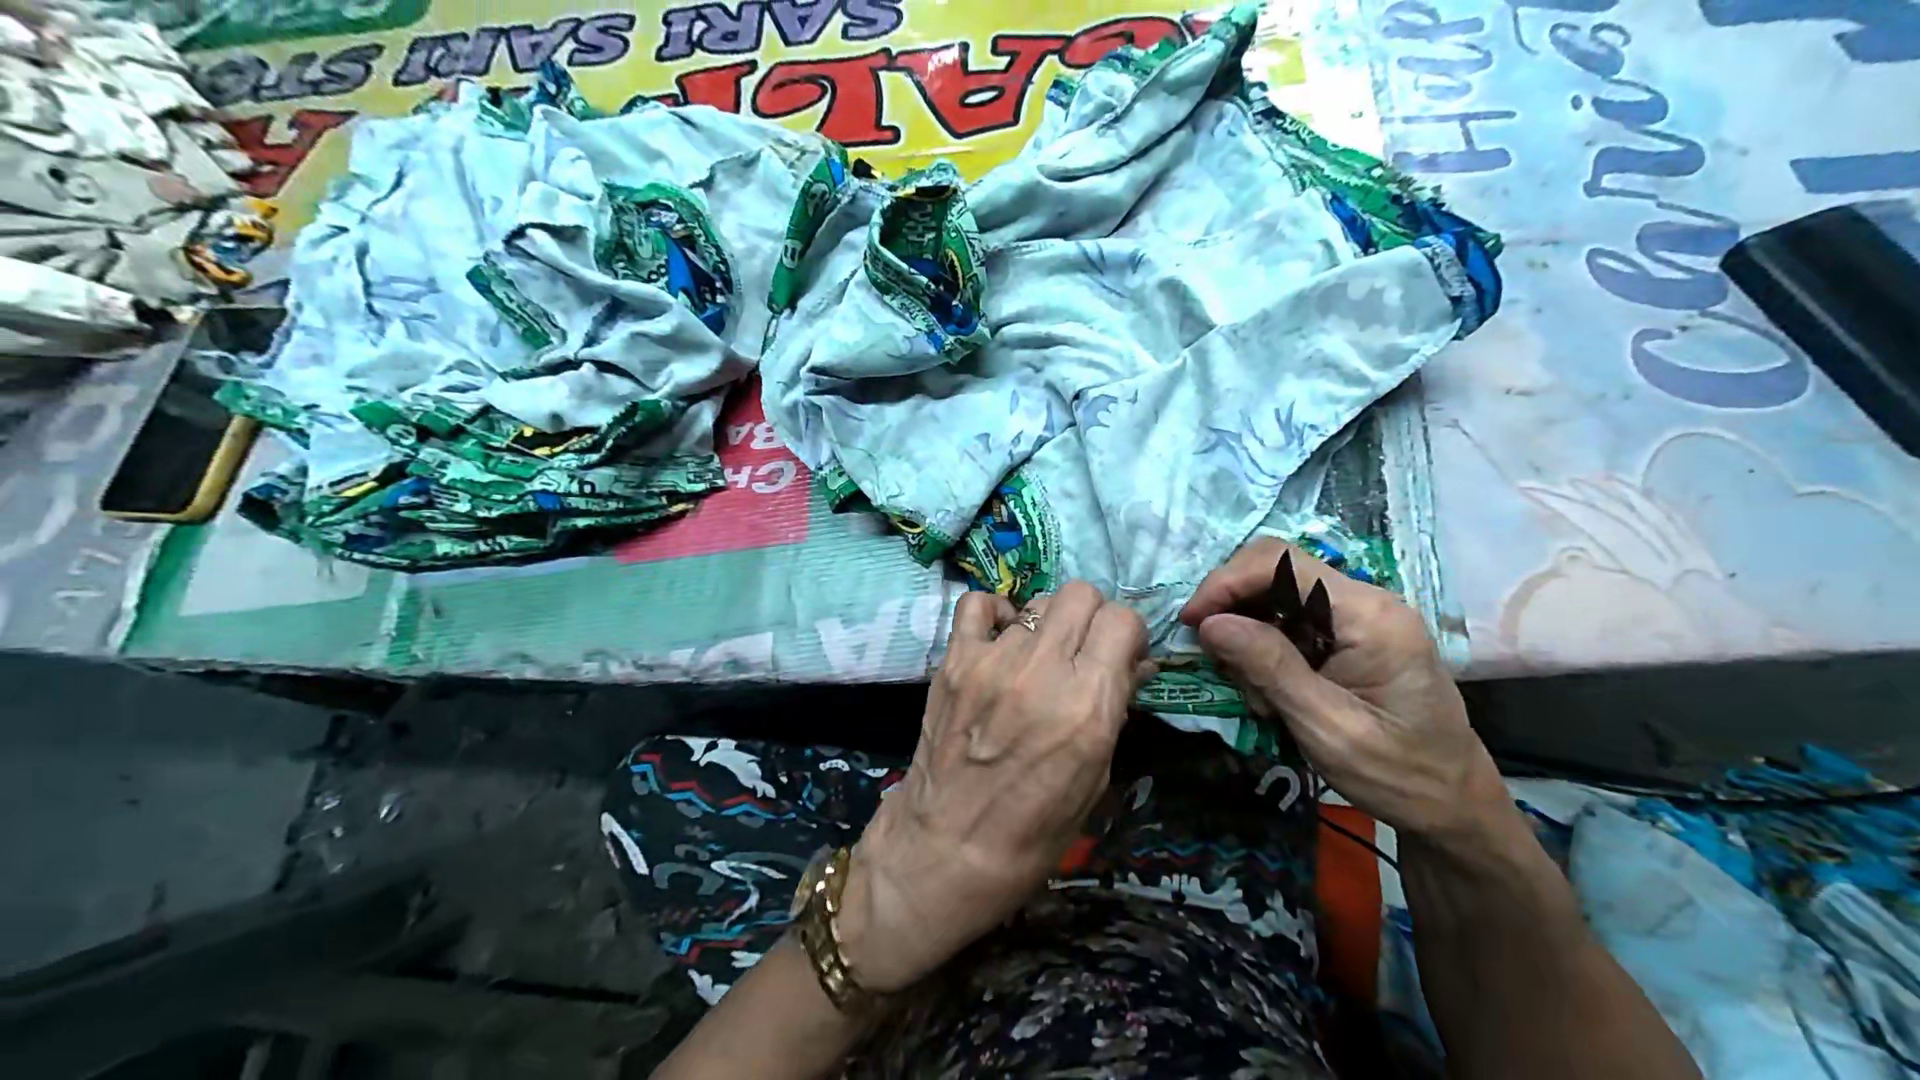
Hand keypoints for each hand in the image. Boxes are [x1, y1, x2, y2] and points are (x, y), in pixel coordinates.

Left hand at [839, 582, 1149, 990]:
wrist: (951, 846)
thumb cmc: (1036, 828)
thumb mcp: (1096, 775)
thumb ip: (1115, 707)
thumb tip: (1135, 662)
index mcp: (1088, 705)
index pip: (1121, 621)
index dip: (1125, 634)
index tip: (1119, 653)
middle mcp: (1043, 671)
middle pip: (1081, 595)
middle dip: (1091, 617)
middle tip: (1081, 649)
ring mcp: (993, 661)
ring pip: (1036, 601)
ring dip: (1047, 624)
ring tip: (1037, 656)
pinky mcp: (954, 660)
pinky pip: (977, 604)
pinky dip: (995, 614)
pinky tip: (998, 639)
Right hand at [1180, 537, 1512, 846]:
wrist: (1454, 806)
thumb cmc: (1398, 774)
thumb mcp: (1326, 727)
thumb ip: (1269, 668)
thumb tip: (1210, 623)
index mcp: (1368, 616)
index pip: (1280, 563)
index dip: (1225, 583)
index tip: (1192, 623)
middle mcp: (1366, 601)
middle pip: (1274, 570)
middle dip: (1232, 607)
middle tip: (1215, 659)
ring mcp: (1359, 615)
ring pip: (1275, 595)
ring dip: (1246, 633)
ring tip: (1251, 689)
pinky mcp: (1350, 633)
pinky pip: (1289, 618)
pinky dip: (1263, 646)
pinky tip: (1267, 687)